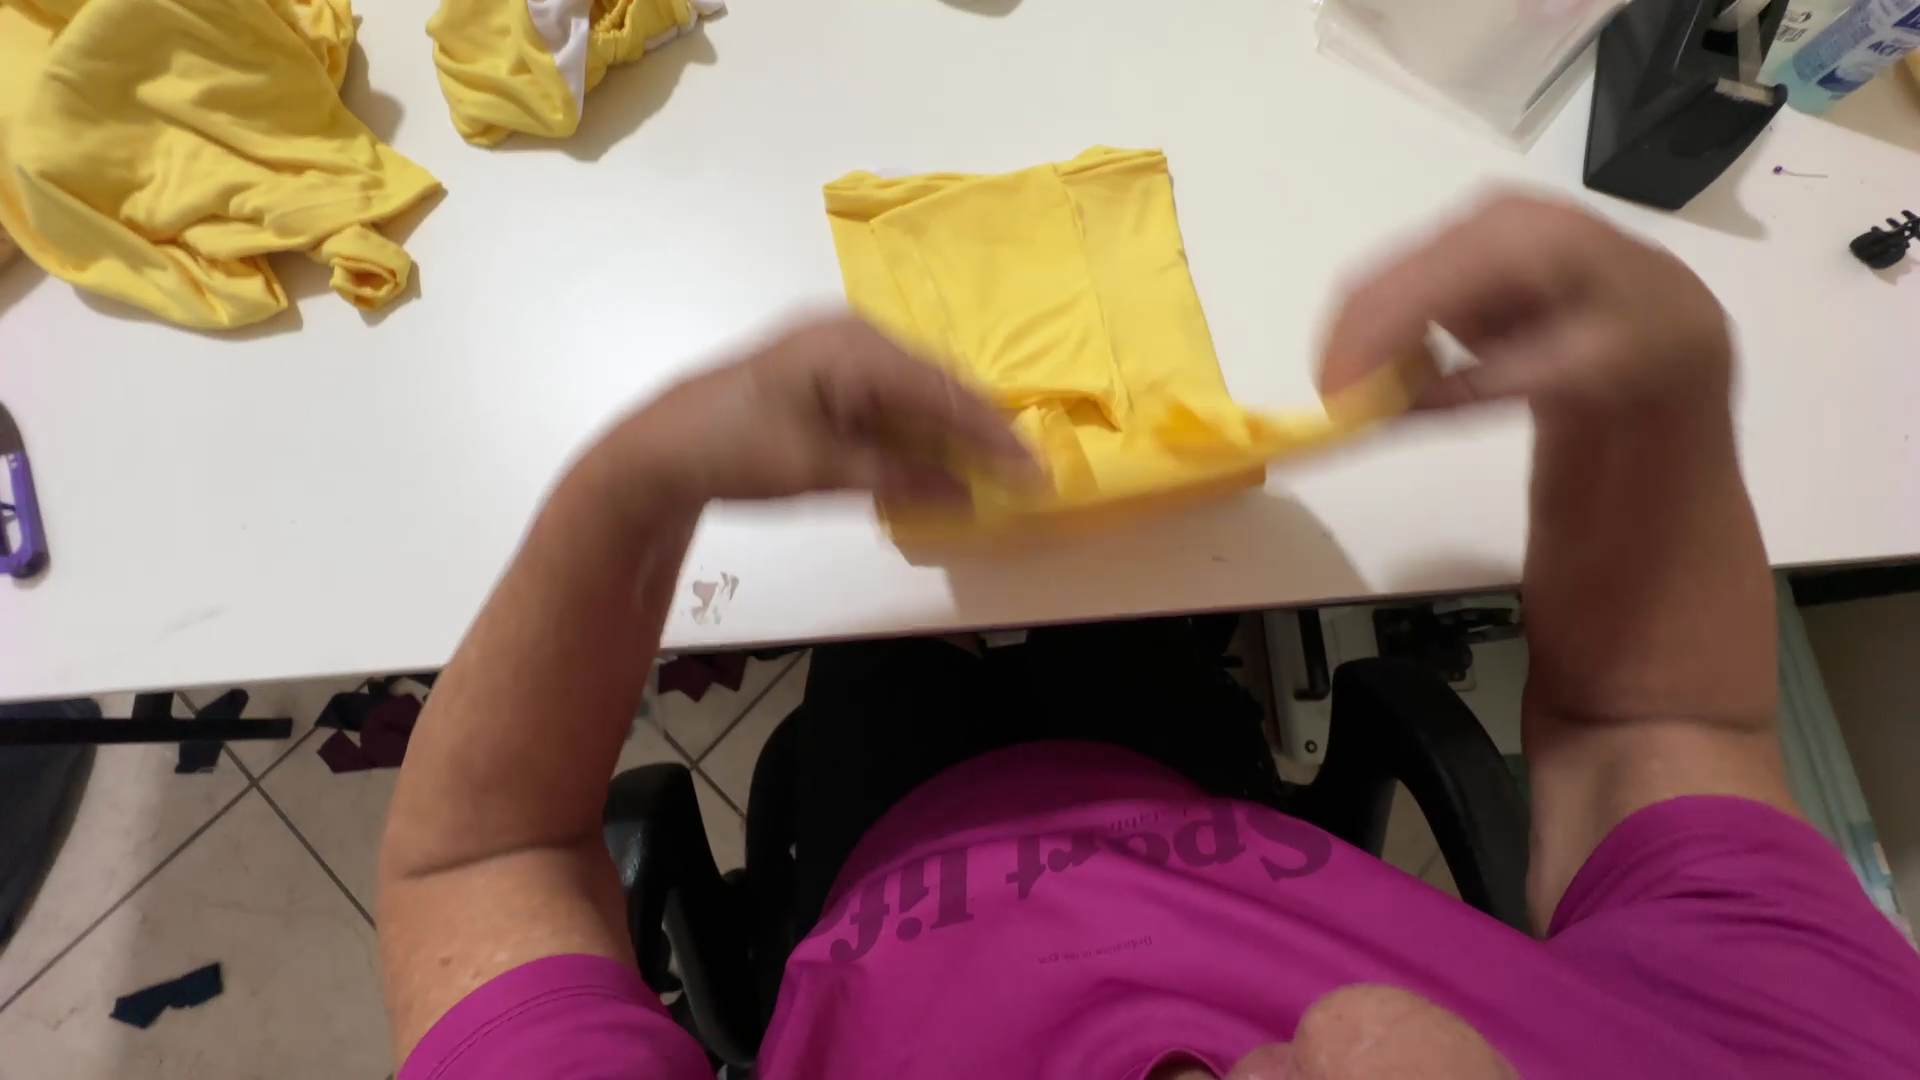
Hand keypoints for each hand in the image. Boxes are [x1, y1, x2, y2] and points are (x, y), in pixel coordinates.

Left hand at [592, 313, 1032, 508]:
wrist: (661, 451)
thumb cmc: (735, 452)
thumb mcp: (821, 470)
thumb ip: (901, 479)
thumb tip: (971, 495)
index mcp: (852, 347)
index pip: (941, 389)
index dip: (992, 431)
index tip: (1034, 467)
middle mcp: (852, 335)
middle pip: (934, 384)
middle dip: (976, 430)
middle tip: (1018, 471)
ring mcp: (839, 350)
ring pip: (914, 392)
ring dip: (946, 432)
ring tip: (986, 469)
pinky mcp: (829, 372)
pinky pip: (889, 398)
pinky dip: (914, 431)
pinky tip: (932, 456)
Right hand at [1318, 193, 1731, 419]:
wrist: (1659, 318)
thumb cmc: (1635, 346)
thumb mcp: (1578, 374)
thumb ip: (1481, 386)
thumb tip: (1387, 410)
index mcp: (1522, 238)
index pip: (1412, 290)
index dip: (1361, 351)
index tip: (1335, 412)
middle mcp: (1482, 220)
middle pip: (1373, 288)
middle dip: (1346, 359)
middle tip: (1341, 420)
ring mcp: (1459, 233)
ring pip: (1369, 298)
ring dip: (1363, 357)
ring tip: (1390, 402)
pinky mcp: (1443, 254)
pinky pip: (1382, 303)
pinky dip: (1379, 349)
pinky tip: (1411, 375)